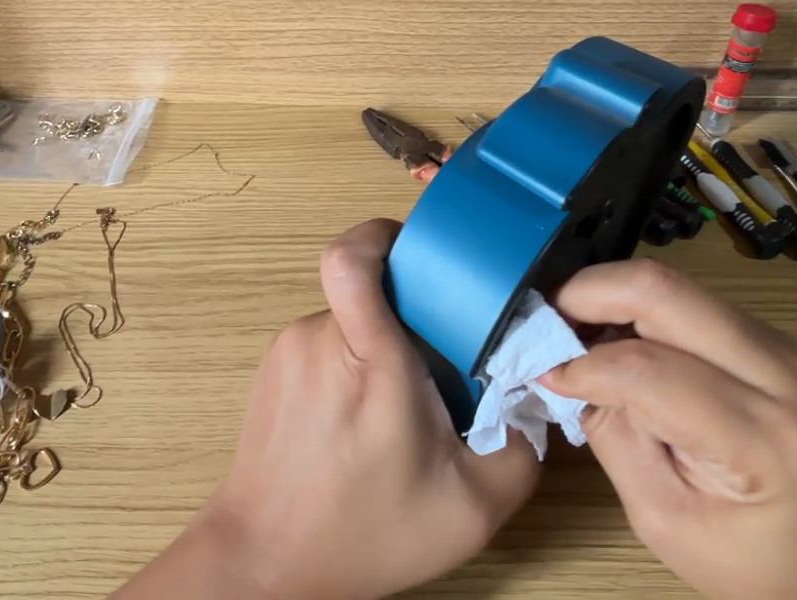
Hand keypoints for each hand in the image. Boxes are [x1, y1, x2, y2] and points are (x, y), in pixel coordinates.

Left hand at [114, 219, 539, 599]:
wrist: (265, 560)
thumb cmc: (360, 535)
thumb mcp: (470, 508)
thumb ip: (520, 445)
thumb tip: (532, 395)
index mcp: (367, 359)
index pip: (353, 260)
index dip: (385, 236)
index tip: (424, 252)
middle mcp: (320, 338)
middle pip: (375, 285)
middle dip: (415, 315)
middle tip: (438, 368)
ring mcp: (291, 347)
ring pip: (355, 314)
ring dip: (383, 344)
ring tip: (397, 406)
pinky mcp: (275, 361)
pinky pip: (329, 336)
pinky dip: (354, 360)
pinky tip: (362, 415)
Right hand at [540, 259, 796, 599]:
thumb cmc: (760, 567)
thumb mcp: (666, 525)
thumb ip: (616, 438)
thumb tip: (571, 371)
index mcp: (770, 444)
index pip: (650, 371)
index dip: (581, 364)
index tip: (542, 372)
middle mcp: (784, 376)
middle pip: (664, 292)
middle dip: (588, 292)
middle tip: (547, 320)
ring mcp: (783, 347)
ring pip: (672, 285)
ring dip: (611, 296)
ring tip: (577, 333)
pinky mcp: (771, 337)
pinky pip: (688, 300)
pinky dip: (638, 307)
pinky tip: (618, 341)